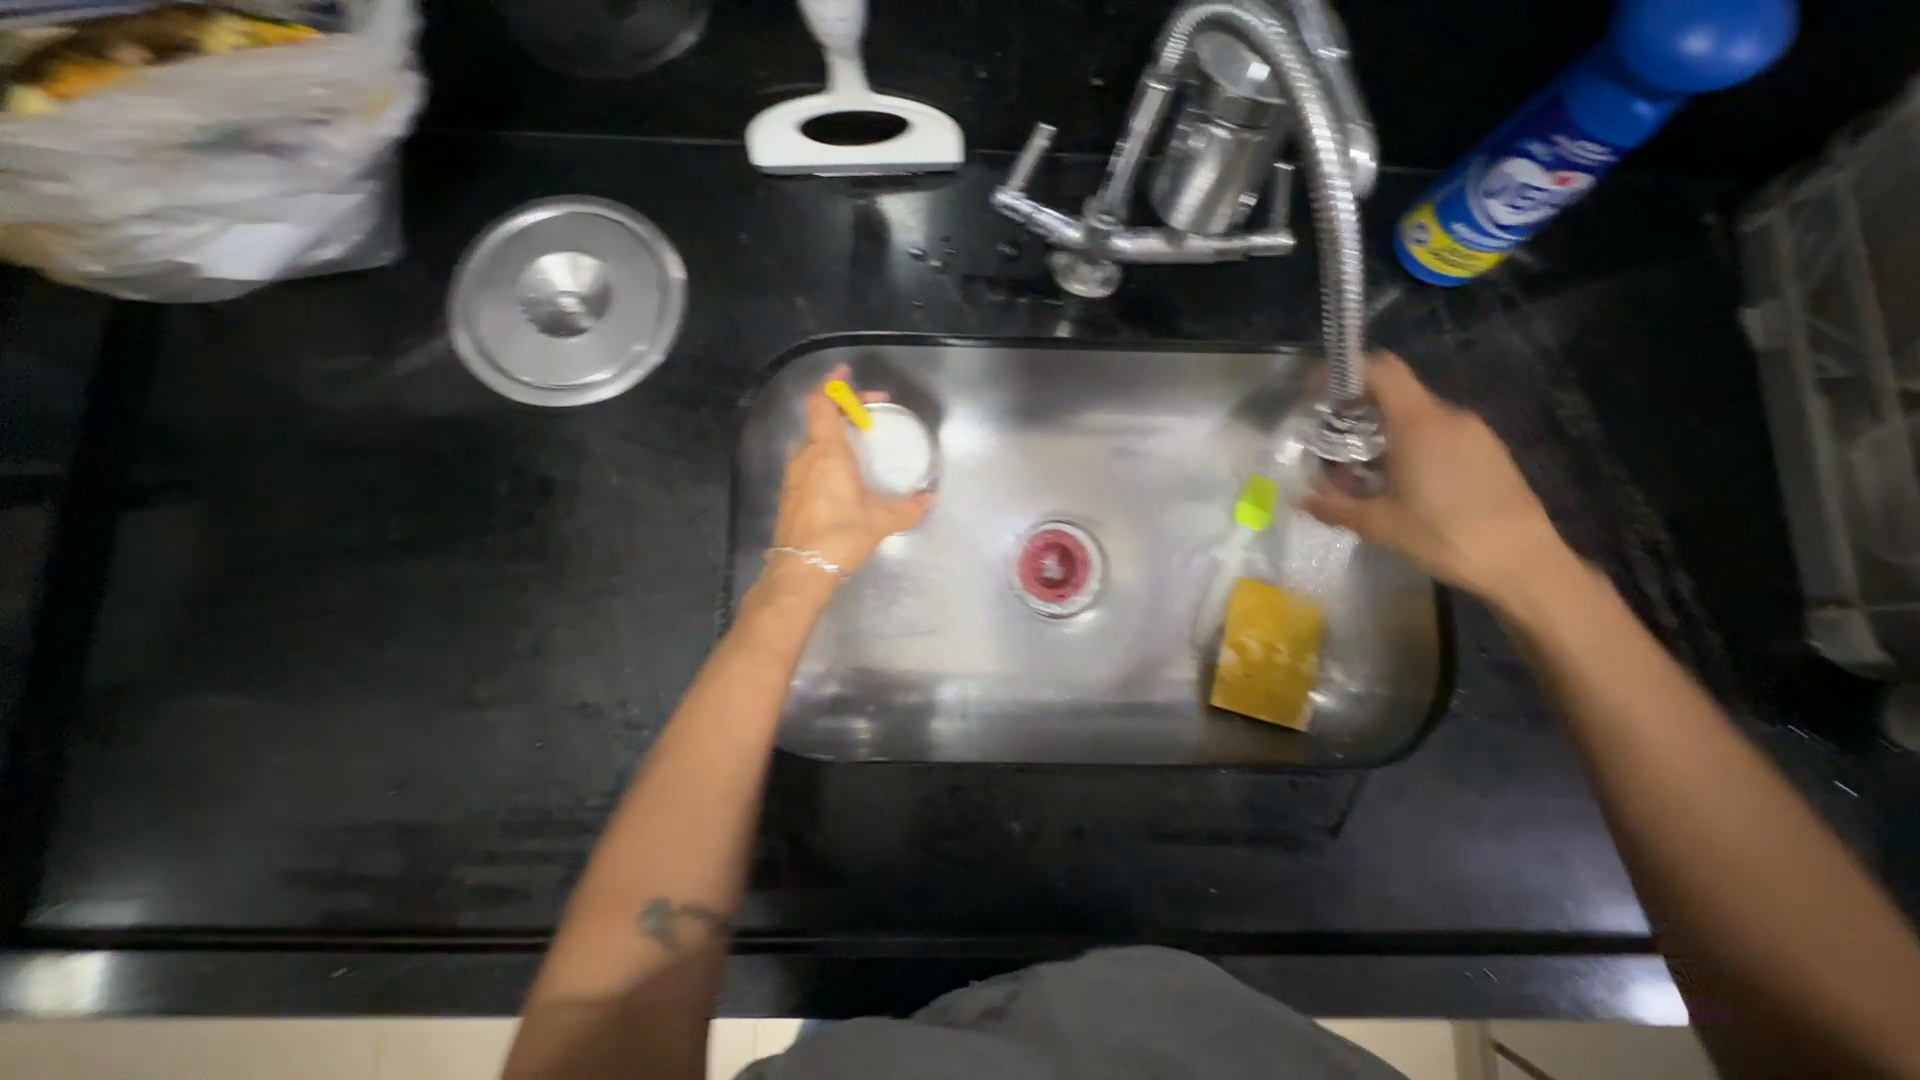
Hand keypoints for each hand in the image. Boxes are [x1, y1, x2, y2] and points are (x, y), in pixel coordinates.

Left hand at [770, 364, 932, 578]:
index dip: (832, 383)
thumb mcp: (880, 520)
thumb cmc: (840, 535)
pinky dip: (824, 455)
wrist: (800, 569)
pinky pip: (808, 461)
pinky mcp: (790, 494)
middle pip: (818, 418)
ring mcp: (793, 475)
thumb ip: (907, 508)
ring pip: (812, 441)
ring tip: (858, 441)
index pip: (822, 403)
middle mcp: (806, 456)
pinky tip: (842, 474)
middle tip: (868, 411)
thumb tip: (929, 500)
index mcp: (827, 452)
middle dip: (842, 408)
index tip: (845, 372)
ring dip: (832, 433)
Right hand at [1303, 352, 1571, 605]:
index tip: (1320, 395)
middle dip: (1360, 414)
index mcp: (1418, 423)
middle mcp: (1448, 417)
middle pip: (1396, 395)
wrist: (1523, 562)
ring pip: (1419, 417)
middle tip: (1335, 447)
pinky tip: (1406, 486)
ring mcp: (1474, 433)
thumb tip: (1300, 499)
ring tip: (1368, 474)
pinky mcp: (1490, 452)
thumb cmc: (1444, 536)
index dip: (1346, 372)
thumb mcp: (1379, 525)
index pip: (1382, 369)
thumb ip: (1335, 506)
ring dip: (1387, 435)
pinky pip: (1442, 435)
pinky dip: (1415, 447)